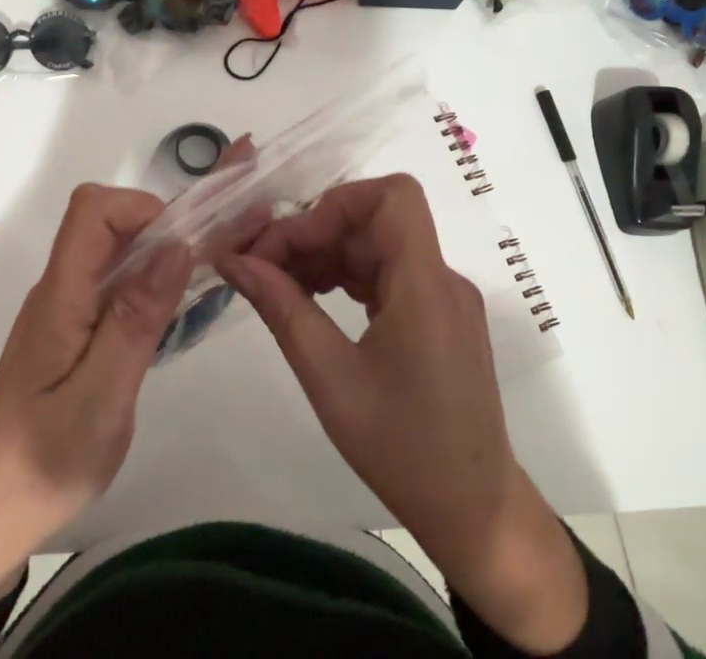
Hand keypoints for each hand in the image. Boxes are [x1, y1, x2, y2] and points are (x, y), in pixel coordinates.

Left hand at [0, 184, 189, 632]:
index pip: (91, 211)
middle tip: (214, 265)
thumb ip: (136, 319)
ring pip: (113, 256)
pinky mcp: (73, 333)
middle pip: (105, 225)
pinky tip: (178, 318)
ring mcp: (64, 312)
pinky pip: (113, 288)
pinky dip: (149, 289)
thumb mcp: (103, 395)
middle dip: (163, 228)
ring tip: (206, 288)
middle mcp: (58, 292)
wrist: (2, 508)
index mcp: (59, 298)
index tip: (190, 245)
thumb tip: (177, 245)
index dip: (144, 208)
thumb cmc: (50, 458)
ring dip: (160, 258)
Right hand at [217, 175, 587, 653]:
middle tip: (258, 267)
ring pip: (378, 247)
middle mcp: (441, 280)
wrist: (471, 508)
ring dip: (325, 256)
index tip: (282, 245)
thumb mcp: (329, 377)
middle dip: (313, 233)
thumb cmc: (401, 446)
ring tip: (275, 286)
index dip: (332, 204)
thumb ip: (282, 309)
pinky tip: (309, 302)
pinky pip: (388, 277)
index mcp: (425, 285)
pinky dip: (345, 279)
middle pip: (375, 221)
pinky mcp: (438, 321)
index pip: (391, 196)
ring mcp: (443, 301)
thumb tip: (234, 262)